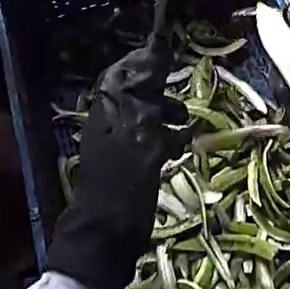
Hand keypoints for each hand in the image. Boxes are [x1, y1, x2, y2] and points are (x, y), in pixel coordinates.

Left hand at [46, 41, 183, 288]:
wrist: (105, 239)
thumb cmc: (122, 189)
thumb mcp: (139, 143)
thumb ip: (147, 105)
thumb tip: (154, 70)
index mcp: (105, 117)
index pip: (118, 76)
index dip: (139, 61)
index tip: (163, 49)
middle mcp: (108, 126)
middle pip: (133, 93)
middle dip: (157, 86)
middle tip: (178, 81)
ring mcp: (118, 147)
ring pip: (144, 116)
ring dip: (165, 111)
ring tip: (185, 118)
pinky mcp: (129, 167)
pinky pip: (150, 139)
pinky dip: (168, 136)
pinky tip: (184, 142)